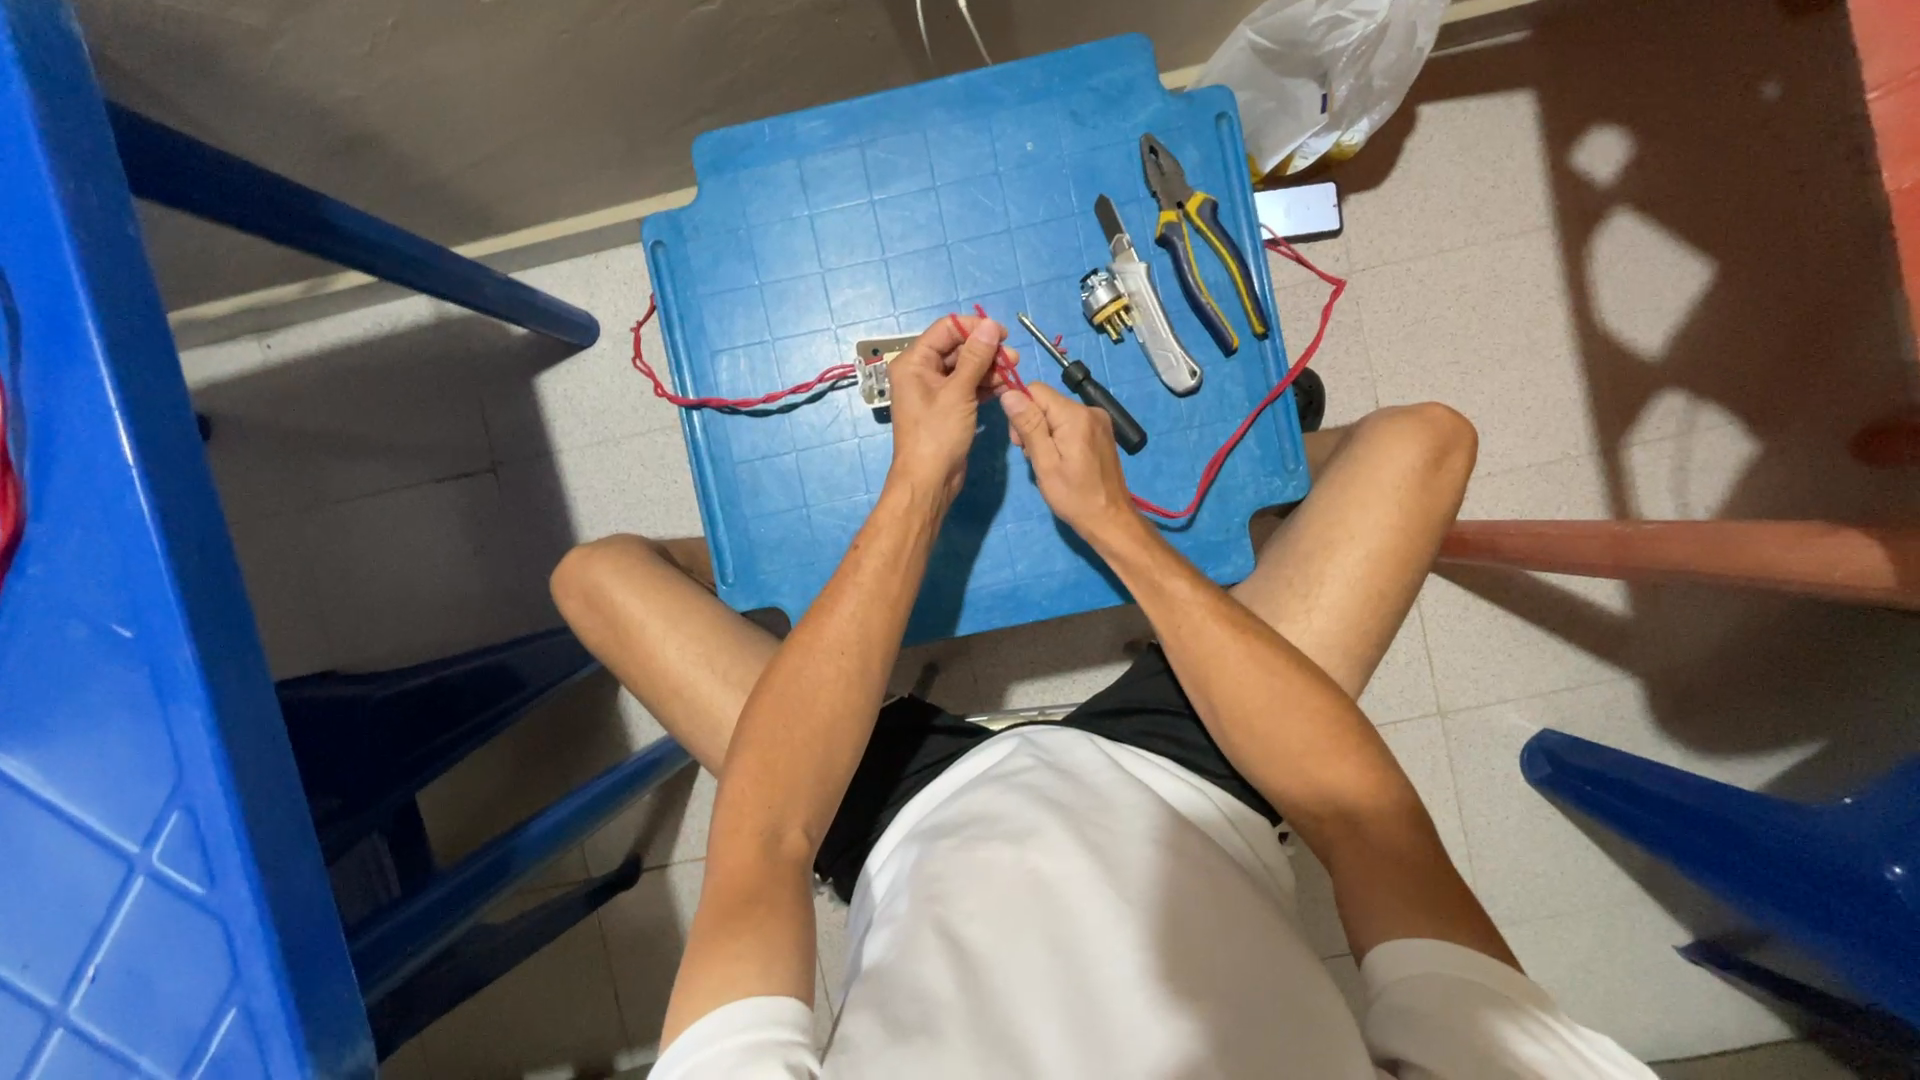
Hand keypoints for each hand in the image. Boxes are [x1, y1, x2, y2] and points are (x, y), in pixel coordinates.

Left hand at [886, 316, 1018, 503]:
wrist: (929, 480)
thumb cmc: (938, 434)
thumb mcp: (958, 392)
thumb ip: (976, 357)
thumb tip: (990, 326)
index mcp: (914, 362)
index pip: (945, 329)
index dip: (974, 328)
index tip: (1003, 334)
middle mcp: (921, 372)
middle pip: (958, 348)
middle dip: (986, 351)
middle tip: (1013, 359)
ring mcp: (935, 391)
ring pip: (966, 368)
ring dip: (989, 368)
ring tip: (1013, 374)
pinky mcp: (948, 407)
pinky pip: (968, 387)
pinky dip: (985, 385)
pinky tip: (1005, 387)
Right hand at [1000, 384, 1142, 548]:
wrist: (1109, 519)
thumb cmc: (1074, 496)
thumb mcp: (1045, 462)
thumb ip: (1028, 425)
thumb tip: (1009, 393)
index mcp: (1075, 415)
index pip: (1036, 390)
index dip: (1021, 410)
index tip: (1020, 442)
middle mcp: (1090, 410)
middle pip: (1047, 402)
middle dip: (1032, 424)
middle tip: (1033, 456)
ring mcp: (1099, 420)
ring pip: (1057, 413)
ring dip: (1045, 433)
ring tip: (1049, 462)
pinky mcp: (1102, 432)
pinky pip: (1071, 423)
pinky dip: (1059, 437)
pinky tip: (1062, 460)